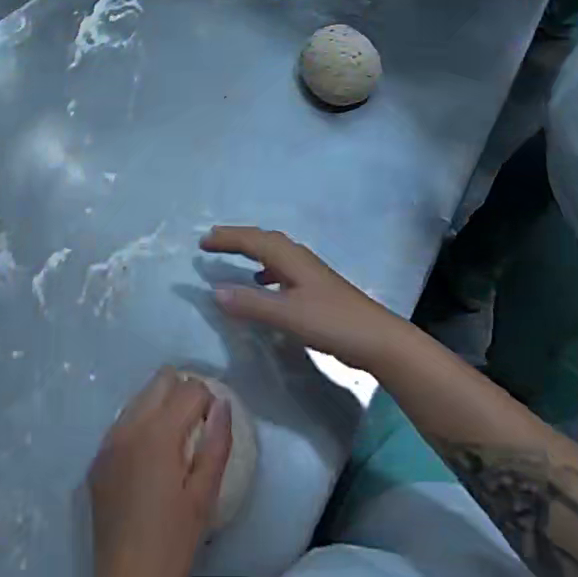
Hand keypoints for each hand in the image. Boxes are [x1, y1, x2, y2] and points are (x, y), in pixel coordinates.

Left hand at [88, 369, 232, 576]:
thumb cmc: (173, 538)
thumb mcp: (206, 493)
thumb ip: (218, 442)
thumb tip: (222, 403)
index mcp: (158, 433)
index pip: (191, 388)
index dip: (208, 401)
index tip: (211, 426)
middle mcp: (128, 427)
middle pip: (162, 378)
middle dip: (183, 392)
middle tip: (194, 426)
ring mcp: (108, 442)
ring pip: (140, 396)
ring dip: (161, 405)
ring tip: (172, 441)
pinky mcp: (97, 460)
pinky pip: (123, 421)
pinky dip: (141, 424)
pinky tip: (149, 457)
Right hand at [201, 226, 416, 371]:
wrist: (375, 338)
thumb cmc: (331, 321)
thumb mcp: (287, 314)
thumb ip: (252, 303)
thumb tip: (215, 290)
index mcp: (291, 259)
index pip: (254, 240)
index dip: (228, 239)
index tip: (203, 242)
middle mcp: (300, 259)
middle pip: (265, 241)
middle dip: (238, 239)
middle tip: (212, 241)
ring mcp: (310, 274)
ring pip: (275, 254)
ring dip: (252, 252)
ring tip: (233, 258)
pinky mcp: (316, 290)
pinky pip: (283, 270)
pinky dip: (266, 271)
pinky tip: (263, 285)